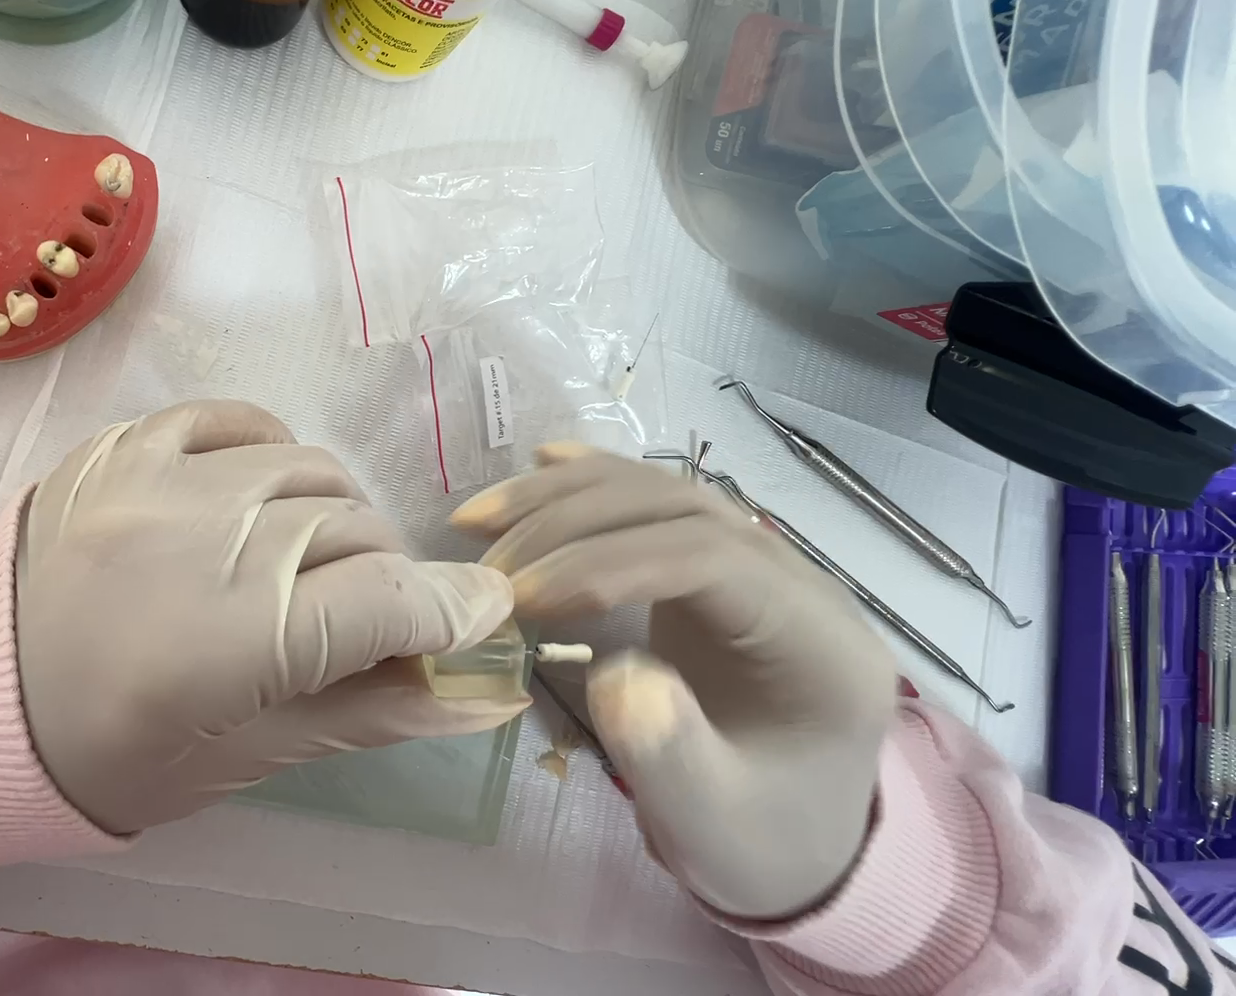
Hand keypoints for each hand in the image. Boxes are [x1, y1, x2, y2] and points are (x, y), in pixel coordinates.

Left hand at [17, 400, 528, 833]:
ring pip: (308, 469)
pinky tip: (258, 498)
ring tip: (299, 563)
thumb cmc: (108, 753)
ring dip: (332, 520)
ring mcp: (156, 477)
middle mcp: (199, 539)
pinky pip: (236, 420)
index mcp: (228, 641)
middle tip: (358, 620)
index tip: (476, 620)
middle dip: (382, 580)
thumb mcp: (243, 759)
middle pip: (353, 531)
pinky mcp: (124, 444)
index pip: (385, 603)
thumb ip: (368, 712)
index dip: (448, 612)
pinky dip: (270, 454)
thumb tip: (478, 689)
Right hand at [451, 444, 896, 919]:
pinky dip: (587, 479)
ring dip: (559, 494)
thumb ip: (670, 755)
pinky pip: (649, 498)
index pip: (710, 558)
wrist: (787, 829)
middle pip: (675, 506)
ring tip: (476, 517)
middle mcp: (794, 578)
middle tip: (487, 570)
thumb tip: (613, 675)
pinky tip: (540, 461)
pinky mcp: (711, 557)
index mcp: (817, 642)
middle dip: (566, 525)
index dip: (606, 564)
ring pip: (653, 489)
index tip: (521, 600)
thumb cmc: (754, 832)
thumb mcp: (712, 824)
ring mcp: (754, 558)